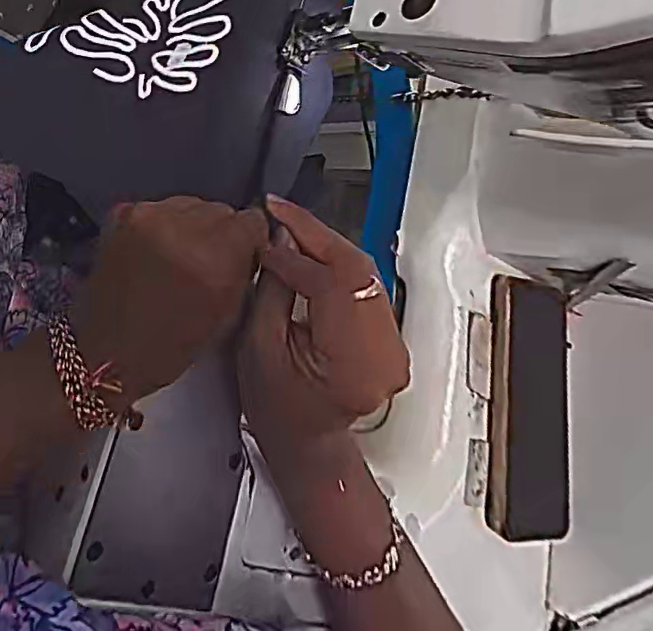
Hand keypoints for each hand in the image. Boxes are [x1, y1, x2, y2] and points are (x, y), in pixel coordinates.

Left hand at [73, 196, 268, 406]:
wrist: (105, 351)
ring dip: (192, 225)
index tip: (242, 253)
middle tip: (207, 261)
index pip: (251, 220)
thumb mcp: (226, 315)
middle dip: (221, 233)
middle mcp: (181, 229)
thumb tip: (252, 241)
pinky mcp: (124, 214)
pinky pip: (161, 207)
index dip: (249, 239)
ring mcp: (148, 217)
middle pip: (221, 210)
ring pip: (191, 204)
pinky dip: (164, 224)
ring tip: (177, 256)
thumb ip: (244, 269)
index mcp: (213, 258)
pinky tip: (155, 251)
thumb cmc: (168, 345)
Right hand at [238, 195, 409, 456]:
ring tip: (290, 223)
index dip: (296, 254)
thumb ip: (275, 290)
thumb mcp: (259, 348)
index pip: (330, 286)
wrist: (306, 442)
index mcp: (353, 366)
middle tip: (280, 208)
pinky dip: (337, 260)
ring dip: (325, 242)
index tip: (268, 235)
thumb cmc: (277, 409)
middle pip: (354, 268)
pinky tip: (311, 246)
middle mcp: (384, 354)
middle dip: (314, 233)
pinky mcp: (390, 333)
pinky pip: (364, 281)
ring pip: (362, 269)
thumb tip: (284, 240)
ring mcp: (393, 343)